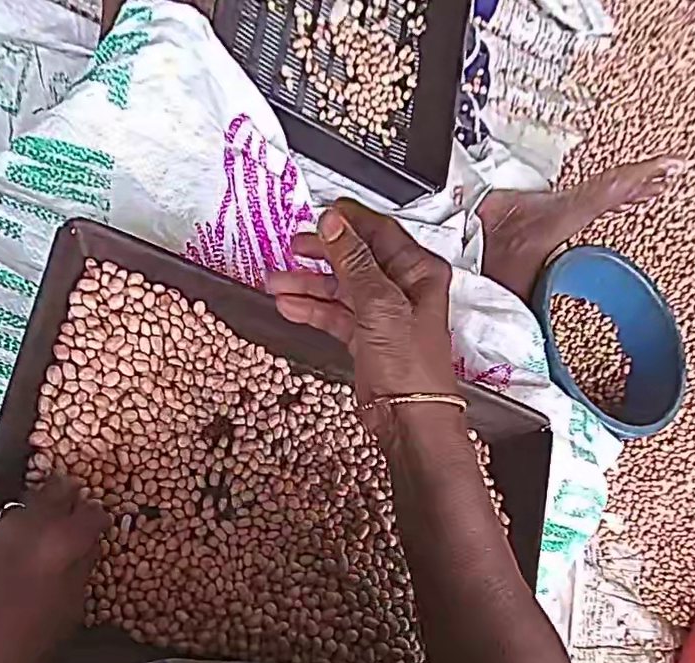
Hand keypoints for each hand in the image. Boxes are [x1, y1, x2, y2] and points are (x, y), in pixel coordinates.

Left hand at [0, 474, 109, 662]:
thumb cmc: (28, 640)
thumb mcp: (71, 607)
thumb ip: (82, 568)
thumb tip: (87, 547)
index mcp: (62, 543)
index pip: (91, 513)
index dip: (100, 517)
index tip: (103, 524)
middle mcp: (30, 526)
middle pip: (56, 491)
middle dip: (71, 495)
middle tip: (81, 505)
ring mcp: (1, 529)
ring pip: (30, 501)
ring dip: (46, 506)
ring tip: (56, 523)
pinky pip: (10, 518)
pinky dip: (24, 521)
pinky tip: (29, 540)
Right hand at [267, 200, 459, 403]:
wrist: (409, 417)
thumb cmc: (410, 366)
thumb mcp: (380, 303)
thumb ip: (354, 261)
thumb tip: (333, 225)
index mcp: (417, 272)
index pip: (379, 233)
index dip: (348, 221)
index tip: (319, 213)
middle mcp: (402, 291)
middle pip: (355, 260)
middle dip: (321, 254)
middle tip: (293, 247)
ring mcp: (383, 317)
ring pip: (340, 290)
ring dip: (308, 284)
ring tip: (277, 280)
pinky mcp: (366, 341)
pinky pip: (334, 316)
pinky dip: (312, 310)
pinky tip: (290, 305)